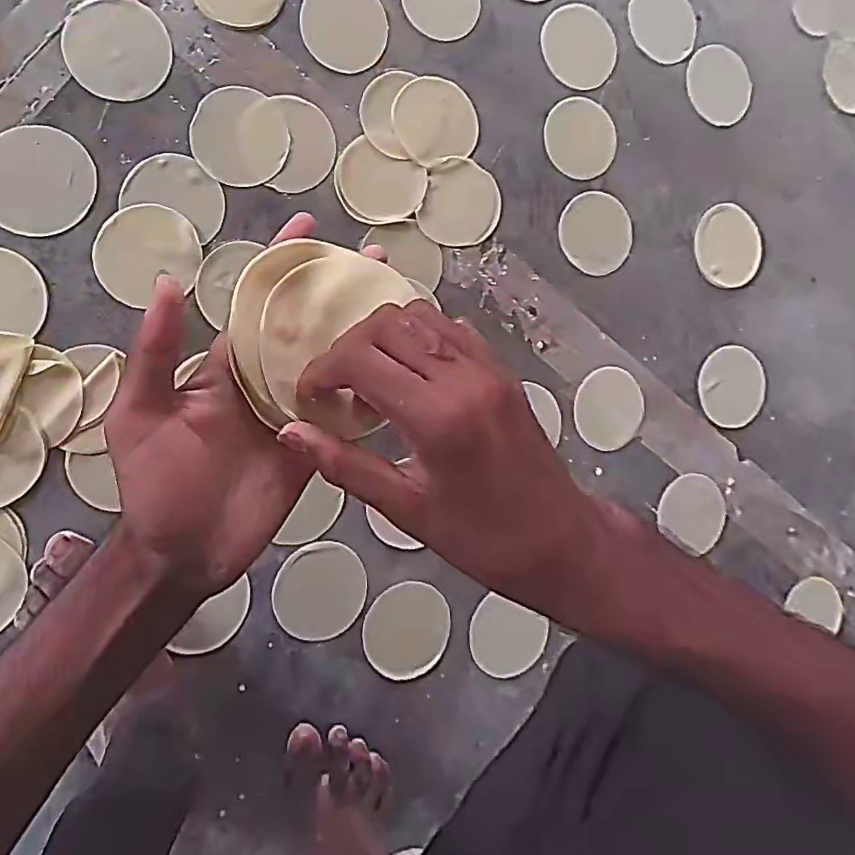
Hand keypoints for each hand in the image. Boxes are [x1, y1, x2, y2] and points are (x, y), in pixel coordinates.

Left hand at [104, 214, 375, 601]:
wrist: (184, 551)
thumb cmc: (154, 481)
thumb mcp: (140, 412)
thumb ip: (156, 353)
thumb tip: (167, 283)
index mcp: (226, 363)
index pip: (258, 302)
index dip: (281, 264)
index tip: (308, 228)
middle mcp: (264, 378)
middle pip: (305, 324)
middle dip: (336, 288)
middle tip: (373, 259)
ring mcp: (293, 410)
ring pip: (331, 361)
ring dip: (360, 330)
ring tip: (396, 299)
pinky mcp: (315, 443)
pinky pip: (344, 411)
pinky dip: (369, 387)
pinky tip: (398, 366)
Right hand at [278, 301, 612, 613]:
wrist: (559, 538)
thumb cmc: (484, 536)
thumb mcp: (406, 509)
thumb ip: (345, 466)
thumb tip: (295, 434)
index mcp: (437, 417)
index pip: (361, 359)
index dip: (323, 370)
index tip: (311, 393)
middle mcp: (464, 379)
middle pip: (387, 324)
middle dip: (348, 345)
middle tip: (336, 383)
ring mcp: (488, 369)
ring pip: (420, 315)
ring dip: (382, 335)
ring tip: (368, 375)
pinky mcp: (501, 369)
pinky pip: (451, 329)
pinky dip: (418, 335)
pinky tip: (408, 369)